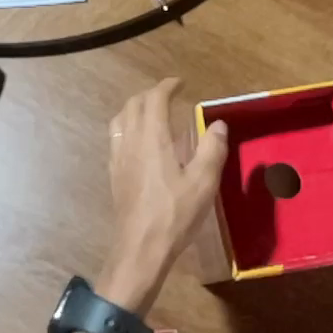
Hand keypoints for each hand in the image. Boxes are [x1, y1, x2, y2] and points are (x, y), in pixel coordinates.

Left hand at [96, 78, 228, 315]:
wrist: (140, 249)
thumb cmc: (175, 213)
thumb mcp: (203, 181)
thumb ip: (212, 149)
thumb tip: (218, 124)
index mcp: (153, 137)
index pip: (155, 98)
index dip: (167, 86)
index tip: (181, 84)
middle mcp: (131, 140)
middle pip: (134, 104)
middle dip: (151, 94)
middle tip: (169, 97)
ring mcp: (119, 157)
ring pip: (120, 119)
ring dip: (135, 108)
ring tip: (152, 113)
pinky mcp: (114, 174)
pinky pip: (116, 138)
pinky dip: (127, 127)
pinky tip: (139, 143)